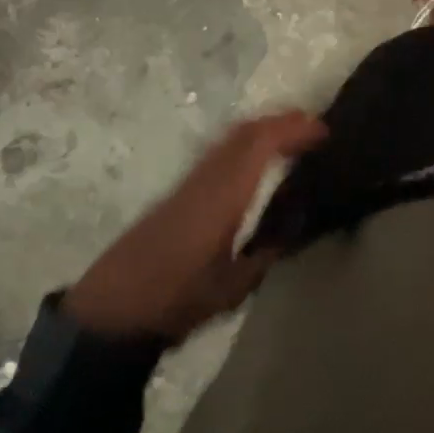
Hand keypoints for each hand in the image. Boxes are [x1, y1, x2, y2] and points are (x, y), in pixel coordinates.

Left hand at [63, 110, 326, 340]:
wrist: (110, 311)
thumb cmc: (176, 300)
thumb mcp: (233, 287)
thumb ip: (267, 252)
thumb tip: (295, 224)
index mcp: (223, 195)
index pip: (261, 144)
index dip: (294, 129)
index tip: (323, 131)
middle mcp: (206, 178)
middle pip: (245, 131)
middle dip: (281, 121)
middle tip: (313, 129)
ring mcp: (188, 182)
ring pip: (229, 138)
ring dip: (262, 130)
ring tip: (290, 140)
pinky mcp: (177, 193)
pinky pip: (218, 152)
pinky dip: (244, 145)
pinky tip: (254, 164)